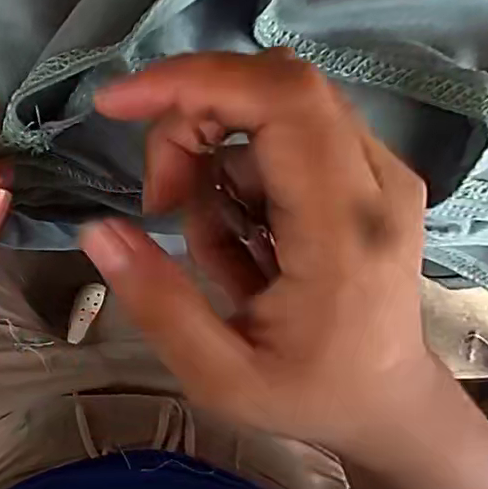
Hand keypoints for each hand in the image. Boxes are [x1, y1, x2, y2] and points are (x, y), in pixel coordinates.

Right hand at [77, 50, 445, 458]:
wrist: (390, 405)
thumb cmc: (309, 396)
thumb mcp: (218, 376)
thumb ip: (157, 305)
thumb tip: (96, 231)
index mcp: (343, 230)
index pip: (281, 101)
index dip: (192, 83)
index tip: (118, 105)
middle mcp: (375, 182)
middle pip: (272, 86)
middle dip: (188, 123)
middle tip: (159, 200)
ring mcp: (377, 171)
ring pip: (270, 106)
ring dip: (208, 154)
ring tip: (199, 235)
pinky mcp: (363, 172)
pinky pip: (279, 134)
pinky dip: (231, 168)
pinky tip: (232, 231)